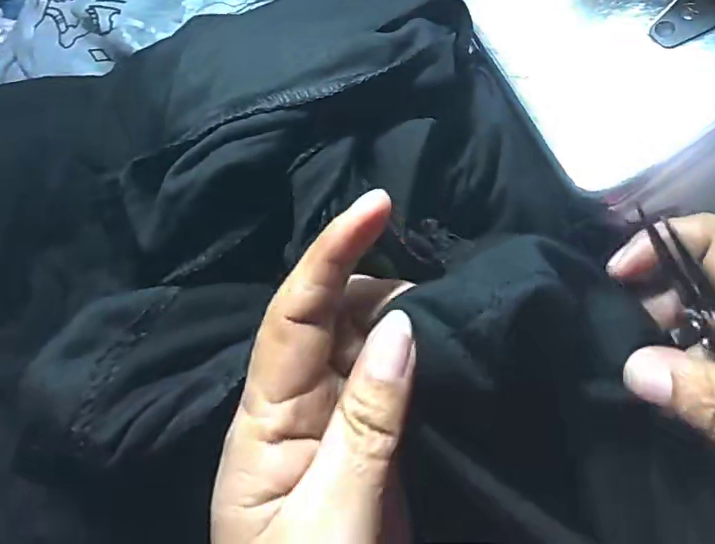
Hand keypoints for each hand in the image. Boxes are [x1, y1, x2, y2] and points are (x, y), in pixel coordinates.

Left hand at [212, 190, 416, 543]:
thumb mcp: (334, 523)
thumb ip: (368, 423)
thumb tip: (402, 324)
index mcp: (264, 419)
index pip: (292, 310)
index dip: (332, 250)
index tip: (377, 204)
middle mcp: (291, 403)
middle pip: (327, 312)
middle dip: (376, 278)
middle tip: (441, 285)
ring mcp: (326, 420)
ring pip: (359, 336)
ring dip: (400, 311)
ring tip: (450, 310)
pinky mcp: (361, 441)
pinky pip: (383, 375)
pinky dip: (412, 349)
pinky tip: (441, 340)